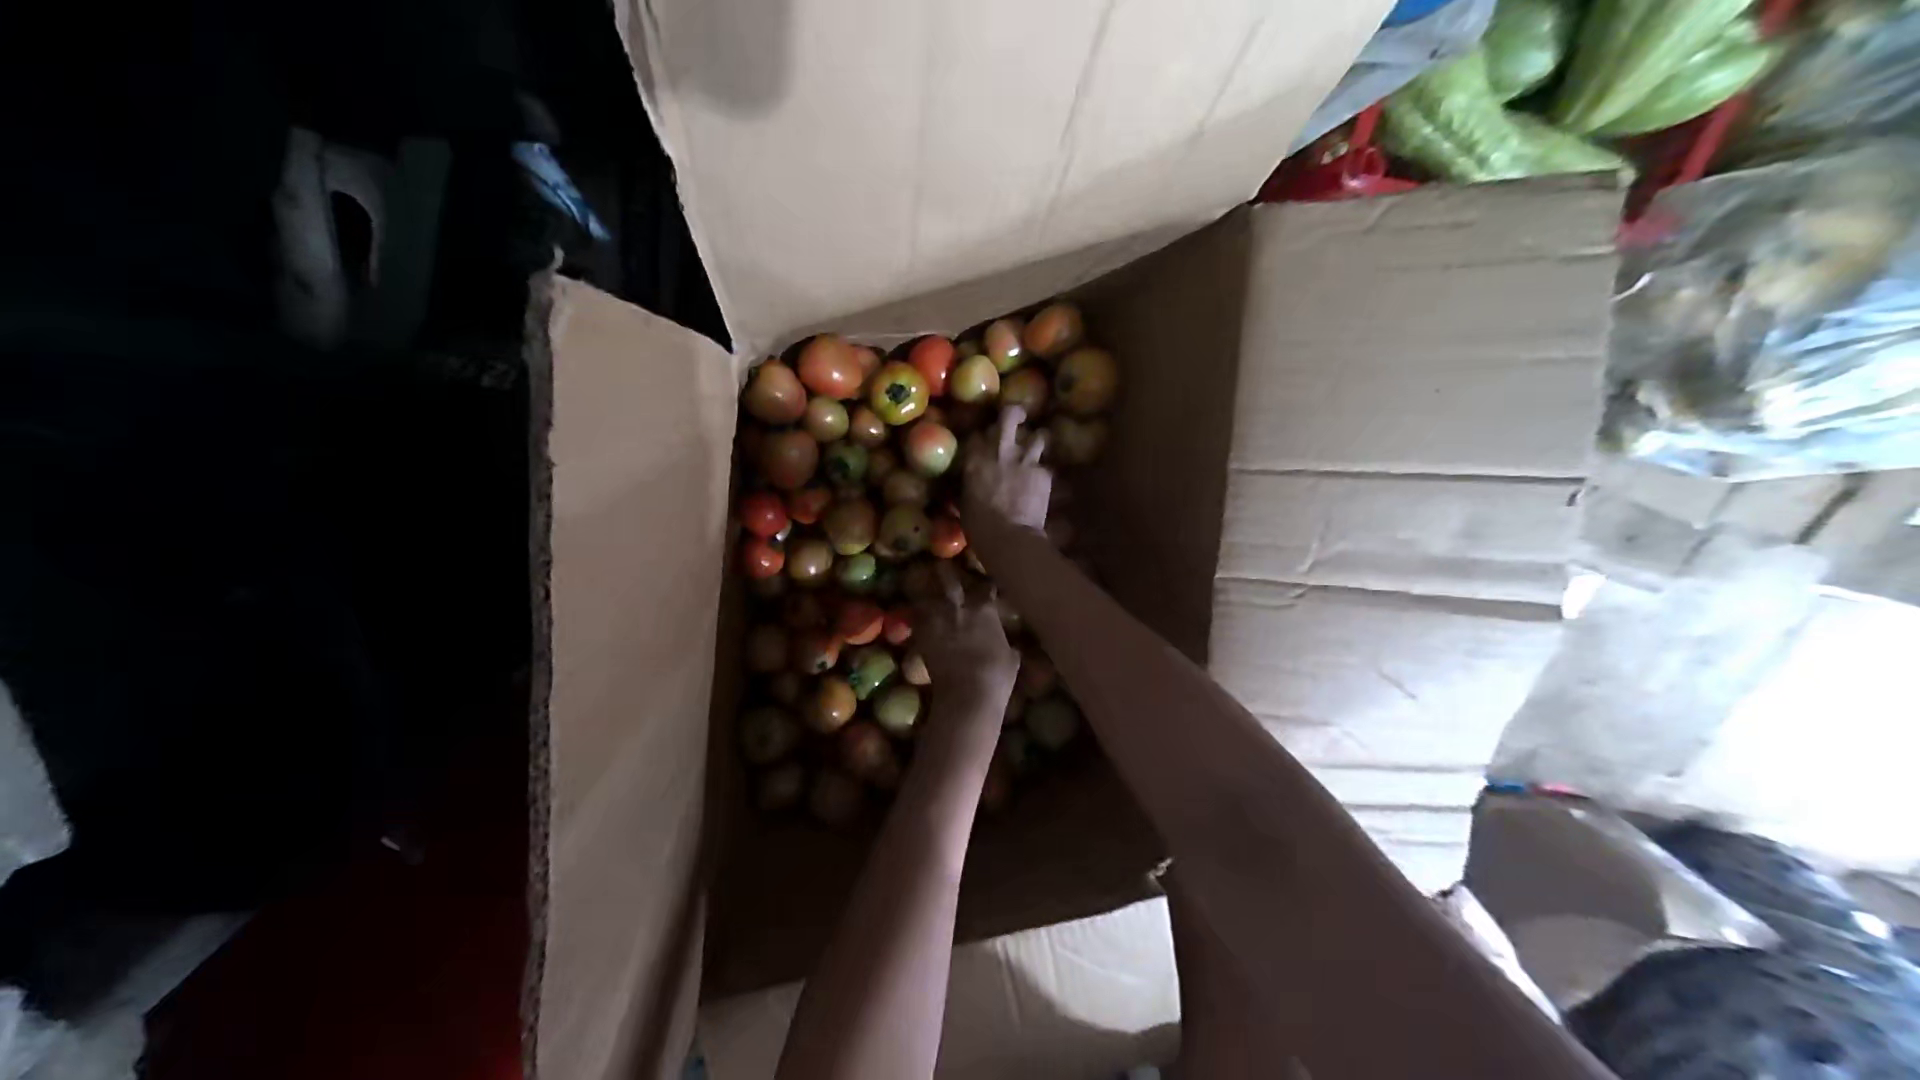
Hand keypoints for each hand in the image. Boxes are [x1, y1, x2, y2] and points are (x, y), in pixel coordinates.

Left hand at [915, 564, 1018, 710]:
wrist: (968, 693)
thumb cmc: (996, 676)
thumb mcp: (1011, 658)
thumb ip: (1007, 644)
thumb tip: (1011, 645)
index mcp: (984, 609)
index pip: (985, 586)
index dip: (984, 585)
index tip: (984, 585)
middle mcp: (959, 606)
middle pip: (949, 579)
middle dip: (945, 570)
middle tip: (941, 563)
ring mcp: (937, 618)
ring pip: (926, 596)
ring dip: (925, 594)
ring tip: (921, 589)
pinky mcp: (921, 634)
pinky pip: (915, 619)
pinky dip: (916, 617)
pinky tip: (916, 618)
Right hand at [962, 405, 1050, 531]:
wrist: (1009, 537)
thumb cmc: (979, 526)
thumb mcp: (965, 503)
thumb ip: (968, 486)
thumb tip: (967, 485)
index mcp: (975, 459)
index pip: (978, 433)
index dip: (983, 436)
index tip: (985, 441)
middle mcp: (1000, 451)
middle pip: (1009, 416)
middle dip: (1015, 413)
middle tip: (1019, 416)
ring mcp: (1025, 460)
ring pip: (1038, 435)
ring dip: (1038, 439)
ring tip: (1039, 445)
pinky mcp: (1044, 473)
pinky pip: (1046, 466)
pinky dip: (1043, 472)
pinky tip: (1043, 481)